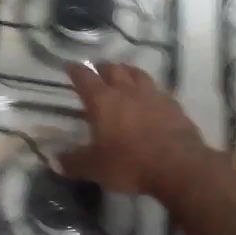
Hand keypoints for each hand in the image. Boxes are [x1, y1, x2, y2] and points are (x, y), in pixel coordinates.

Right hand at [62, 62, 220, 195]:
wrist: (179, 167)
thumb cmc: (130, 164)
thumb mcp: (95, 168)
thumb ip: (74, 163)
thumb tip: (56, 161)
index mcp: (102, 101)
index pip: (84, 78)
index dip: (75, 71)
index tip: (70, 66)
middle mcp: (126, 91)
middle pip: (113, 69)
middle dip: (103, 67)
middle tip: (97, 70)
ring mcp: (153, 96)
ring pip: (137, 74)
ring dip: (127, 72)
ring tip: (123, 75)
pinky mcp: (174, 106)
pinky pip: (158, 90)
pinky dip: (150, 90)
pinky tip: (150, 97)